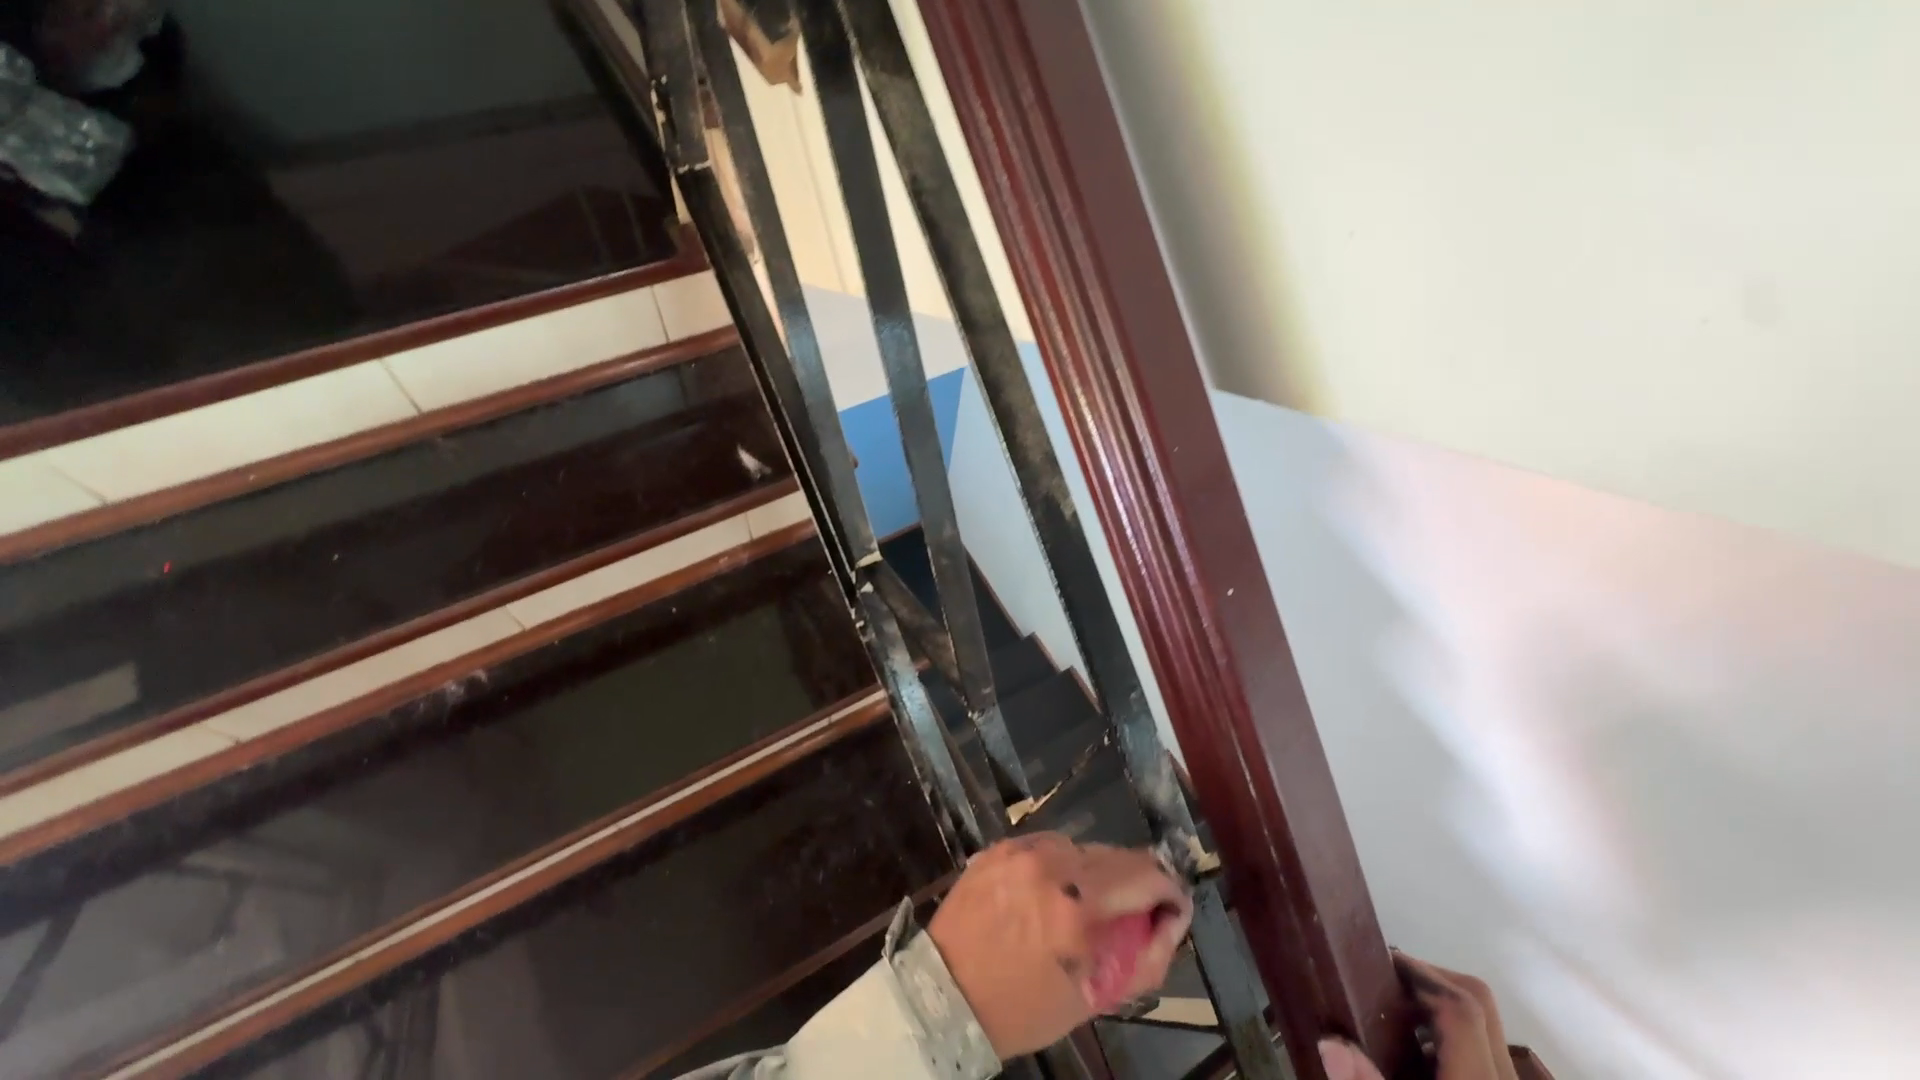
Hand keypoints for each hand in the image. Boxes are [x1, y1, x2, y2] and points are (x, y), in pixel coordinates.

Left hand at [926, 832, 1194, 1058]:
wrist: (945, 994)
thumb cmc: (1024, 1008)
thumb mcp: (1094, 998)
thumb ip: (1145, 958)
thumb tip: (1173, 919)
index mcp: (1076, 907)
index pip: (1145, 876)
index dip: (1169, 889)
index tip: (1173, 905)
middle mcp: (1050, 866)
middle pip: (1117, 855)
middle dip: (1135, 880)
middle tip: (1135, 909)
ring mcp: (1020, 852)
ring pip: (1082, 847)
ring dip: (1096, 871)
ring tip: (1088, 903)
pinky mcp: (999, 847)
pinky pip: (1047, 846)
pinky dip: (1061, 865)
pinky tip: (1054, 891)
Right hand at [1318, 954, 1519, 1079]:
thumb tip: (1330, 1040)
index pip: (1461, 1008)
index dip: (1419, 974)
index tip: (1375, 960)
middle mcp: (1501, 1078)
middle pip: (1477, 1002)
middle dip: (1426, 979)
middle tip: (1379, 980)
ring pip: (1483, 1019)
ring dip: (1437, 1002)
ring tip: (1390, 1011)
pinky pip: (1482, 1043)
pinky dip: (1446, 1031)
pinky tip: (1411, 1051)